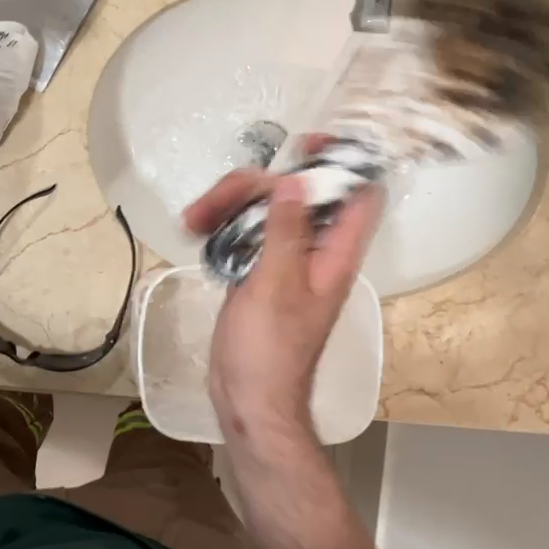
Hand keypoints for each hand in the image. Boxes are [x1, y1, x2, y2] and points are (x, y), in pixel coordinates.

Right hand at [182, 171, 384, 442]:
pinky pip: (245, 237)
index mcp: (333, 255)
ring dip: (229, 207)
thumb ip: (287, 232)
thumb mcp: (276, 286)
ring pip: (264, 214)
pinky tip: (197, 233)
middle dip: (256, 188)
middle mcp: (314, 254)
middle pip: (295, 197)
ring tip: (193, 220)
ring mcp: (284, 265)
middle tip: (217, 197)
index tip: (301, 149)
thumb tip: (295, 183)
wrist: (249, 400)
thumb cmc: (268, 350)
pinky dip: (222, 229)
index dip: (339, 164)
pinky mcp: (257, 276)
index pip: (356, 195)